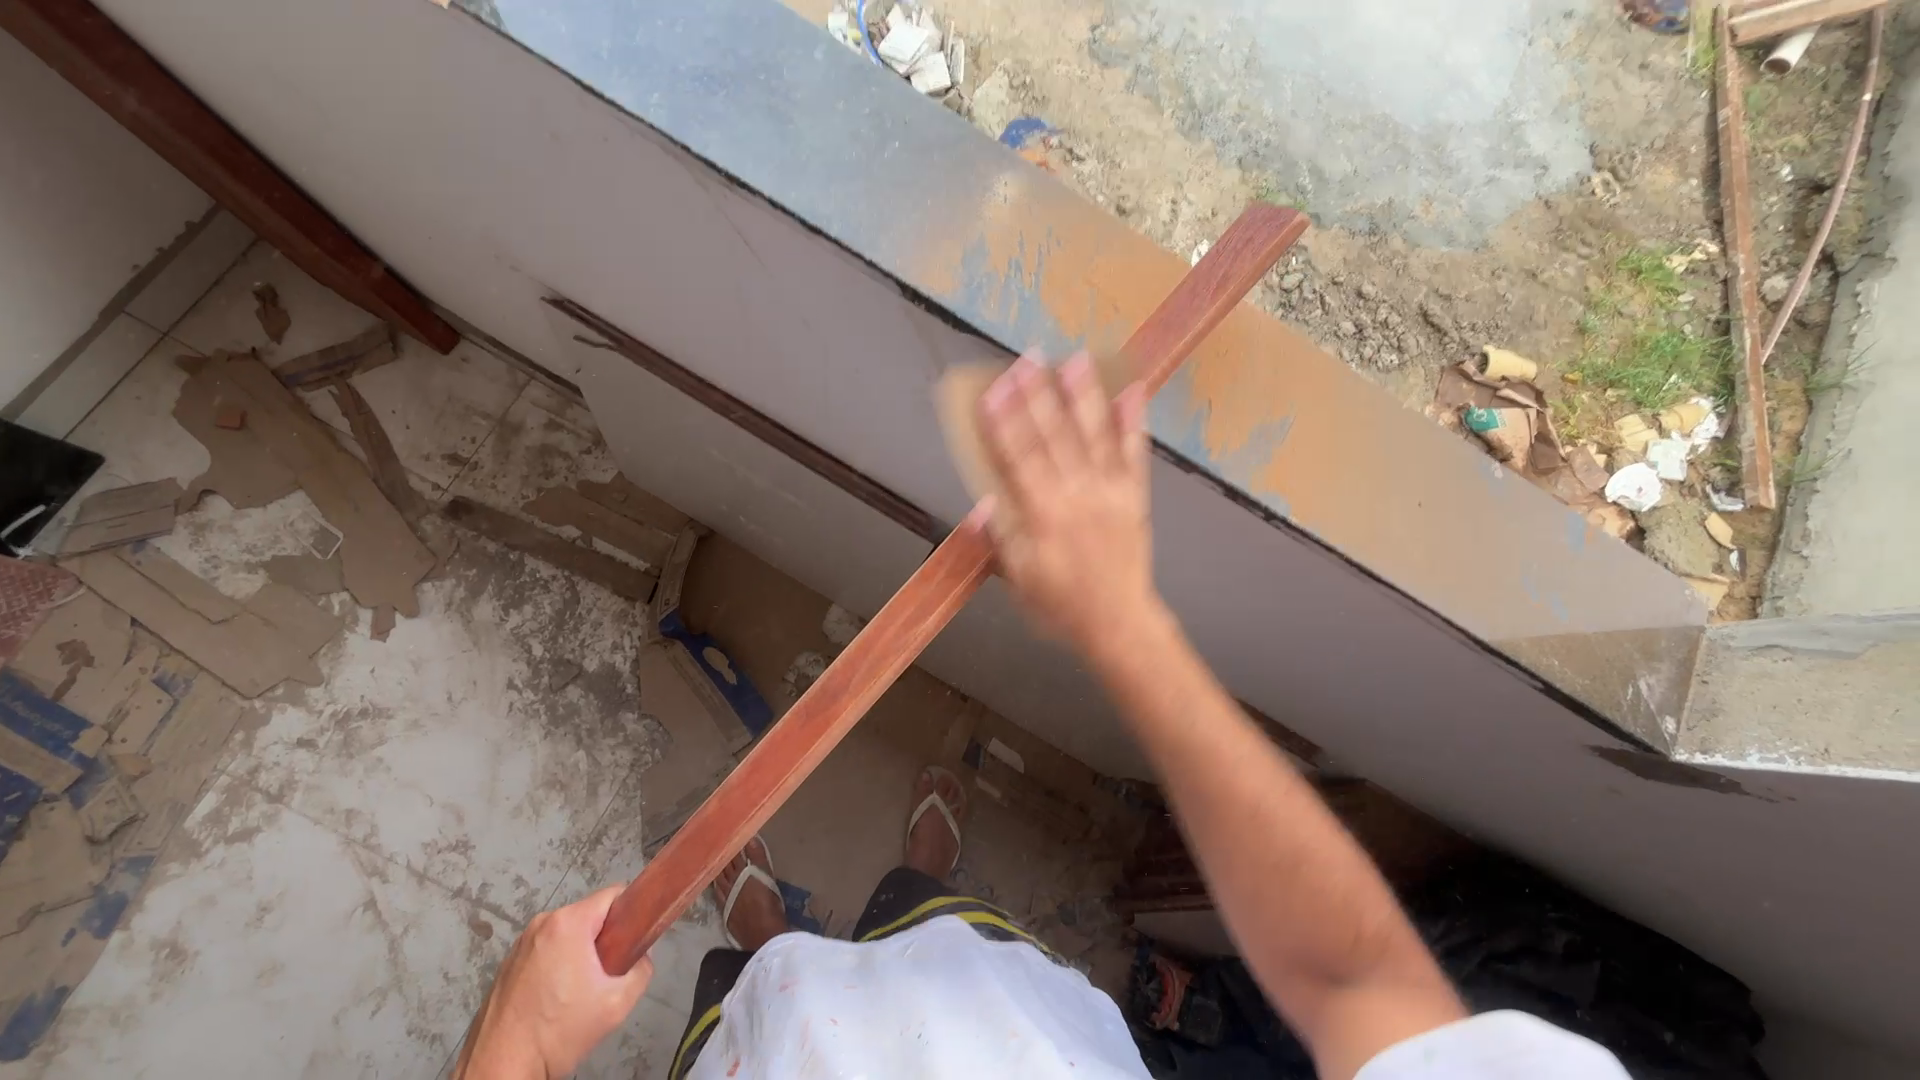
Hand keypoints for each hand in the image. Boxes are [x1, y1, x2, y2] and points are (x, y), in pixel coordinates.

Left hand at [453, 888, 653, 1079]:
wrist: (500, 1071)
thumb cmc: (560, 1033)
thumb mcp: (618, 1003)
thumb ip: (642, 969)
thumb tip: (640, 956)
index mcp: (568, 923)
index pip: (614, 895)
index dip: (631, 914)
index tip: (634, 942)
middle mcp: (541, 924)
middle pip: (589, 916)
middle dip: (605, 939)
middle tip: (608, 975)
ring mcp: (520, 944)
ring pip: (567, 934)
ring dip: (580, 953)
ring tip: (580, 993)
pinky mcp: (506, 964)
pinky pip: (545, 951)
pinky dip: (557, 966)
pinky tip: (555, 1000)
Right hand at [974, 350, 1167, 661]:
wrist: (1118, 624)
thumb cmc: (1060, 607)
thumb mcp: (1017, 579)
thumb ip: (1001, 538)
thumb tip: (983, 502)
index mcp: (1043, 516)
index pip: (1018, 458)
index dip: (1004, 422)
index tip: (993, 388)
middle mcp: (1076, 496)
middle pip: (1053, 437)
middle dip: (1038, 395)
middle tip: (1027, 358)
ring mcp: (1109, 493)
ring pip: (1093, 437)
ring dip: (1084, 397)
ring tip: (1077, 360)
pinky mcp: (1134, 497)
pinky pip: (1134, 455)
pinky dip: (1133, 423)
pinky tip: (1132, 391)